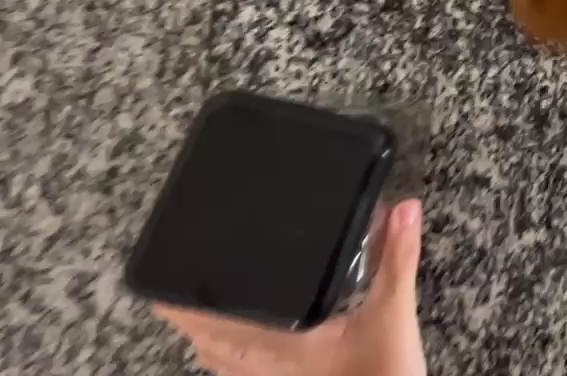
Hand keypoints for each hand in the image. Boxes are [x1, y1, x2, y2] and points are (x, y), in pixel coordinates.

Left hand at [152, 200, 426, 375]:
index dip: (182, 310)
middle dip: (192, 320)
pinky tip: (252, 345)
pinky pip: (247, 373)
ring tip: (206, 310)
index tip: (160, 286)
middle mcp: (266, 369)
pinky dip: (236, 355)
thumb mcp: (394, 314)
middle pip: (212, 347)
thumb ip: (398, 258)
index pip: (214, 327)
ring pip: (226, 364)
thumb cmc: (382, 374)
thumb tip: (406, 206)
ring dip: (211, 338)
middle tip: (180, 288)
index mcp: (278, 346)